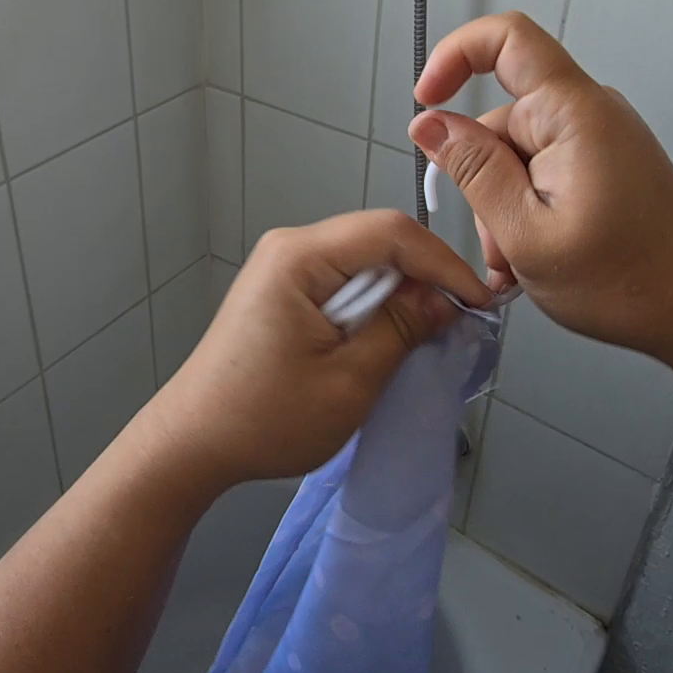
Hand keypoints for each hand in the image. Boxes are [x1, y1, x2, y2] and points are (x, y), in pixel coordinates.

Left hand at [140, 210, 490, 489]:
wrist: (193, 440)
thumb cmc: (267, 418)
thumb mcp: (348, 381)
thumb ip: (400, 329)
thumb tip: (444, 299)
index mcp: (299, 256)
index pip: (390, 232)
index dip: (443, 262)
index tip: (478, 303)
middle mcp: (289, 246)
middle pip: (375, 239)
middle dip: (423, 275)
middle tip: (458, 320)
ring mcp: (281, 265)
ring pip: (361, 259)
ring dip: (398, 291)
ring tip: (428, 331)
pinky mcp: (280, 288)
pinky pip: (340, 278)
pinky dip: (371, 302)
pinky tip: (385, 334)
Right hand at [409, 11, 672, 367]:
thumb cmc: (626, 283)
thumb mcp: (525, 232)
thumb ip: (472, 171)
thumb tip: (428, 124)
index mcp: (575, 115)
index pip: (507, 39)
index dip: (455, 55)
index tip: (426, 101)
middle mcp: (588, 113)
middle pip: (499, 118)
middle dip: (482, 179)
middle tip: (499, 243)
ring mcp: (595, 137)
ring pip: (512, 153)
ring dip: (502, 205)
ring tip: (523, 258)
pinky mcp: (599, 160)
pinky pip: (537, 168)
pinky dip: (524, 207)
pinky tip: (536, 251)